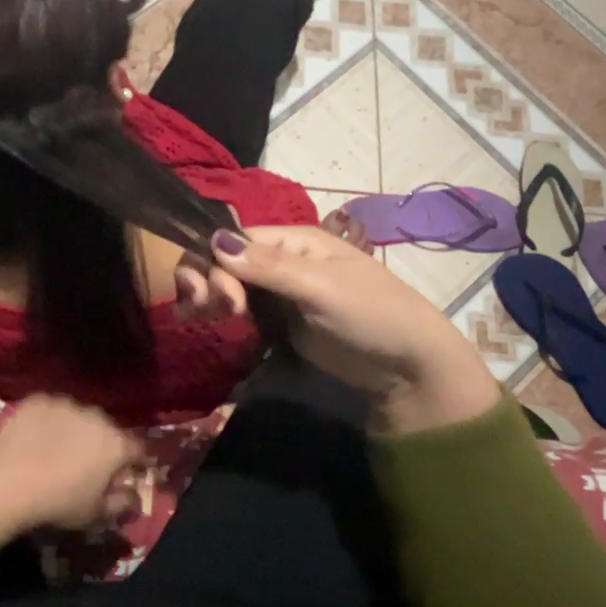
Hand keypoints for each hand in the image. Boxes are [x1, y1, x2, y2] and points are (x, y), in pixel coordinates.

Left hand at [0, 395, 144, 542]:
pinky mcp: (38, 400)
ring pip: (78, 417)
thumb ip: (120, 503)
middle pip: (106, 430)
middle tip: (88, 465)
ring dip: (75, 430)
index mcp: (116, 444)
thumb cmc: (57, 501)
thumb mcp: (95, 513)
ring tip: (56, 451)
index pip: (138, 449)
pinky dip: (49, 422)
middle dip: (102, 444)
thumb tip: (131, 495)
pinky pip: (51, 411)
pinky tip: (34, 439)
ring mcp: (66, 404)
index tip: (129, 471)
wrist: (5, 480)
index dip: (136, 461)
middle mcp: (96, 417)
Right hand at [178, 226, 500, 433]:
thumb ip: (268, 268)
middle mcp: (279, 259)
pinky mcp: (277, 320)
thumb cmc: (372, 316)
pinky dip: (219, 313)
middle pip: (223, 258)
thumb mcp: (321, 288)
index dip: (212, 261)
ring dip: (207, 296)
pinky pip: (239, 308)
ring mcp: (277, 290)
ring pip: (226, 283)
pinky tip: (207, 324)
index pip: (233, 238)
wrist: (405, 368)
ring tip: (200, 319)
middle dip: (205, 279)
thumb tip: (215, 239)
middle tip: (203, 311)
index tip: (213, 297)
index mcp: (293, 240)